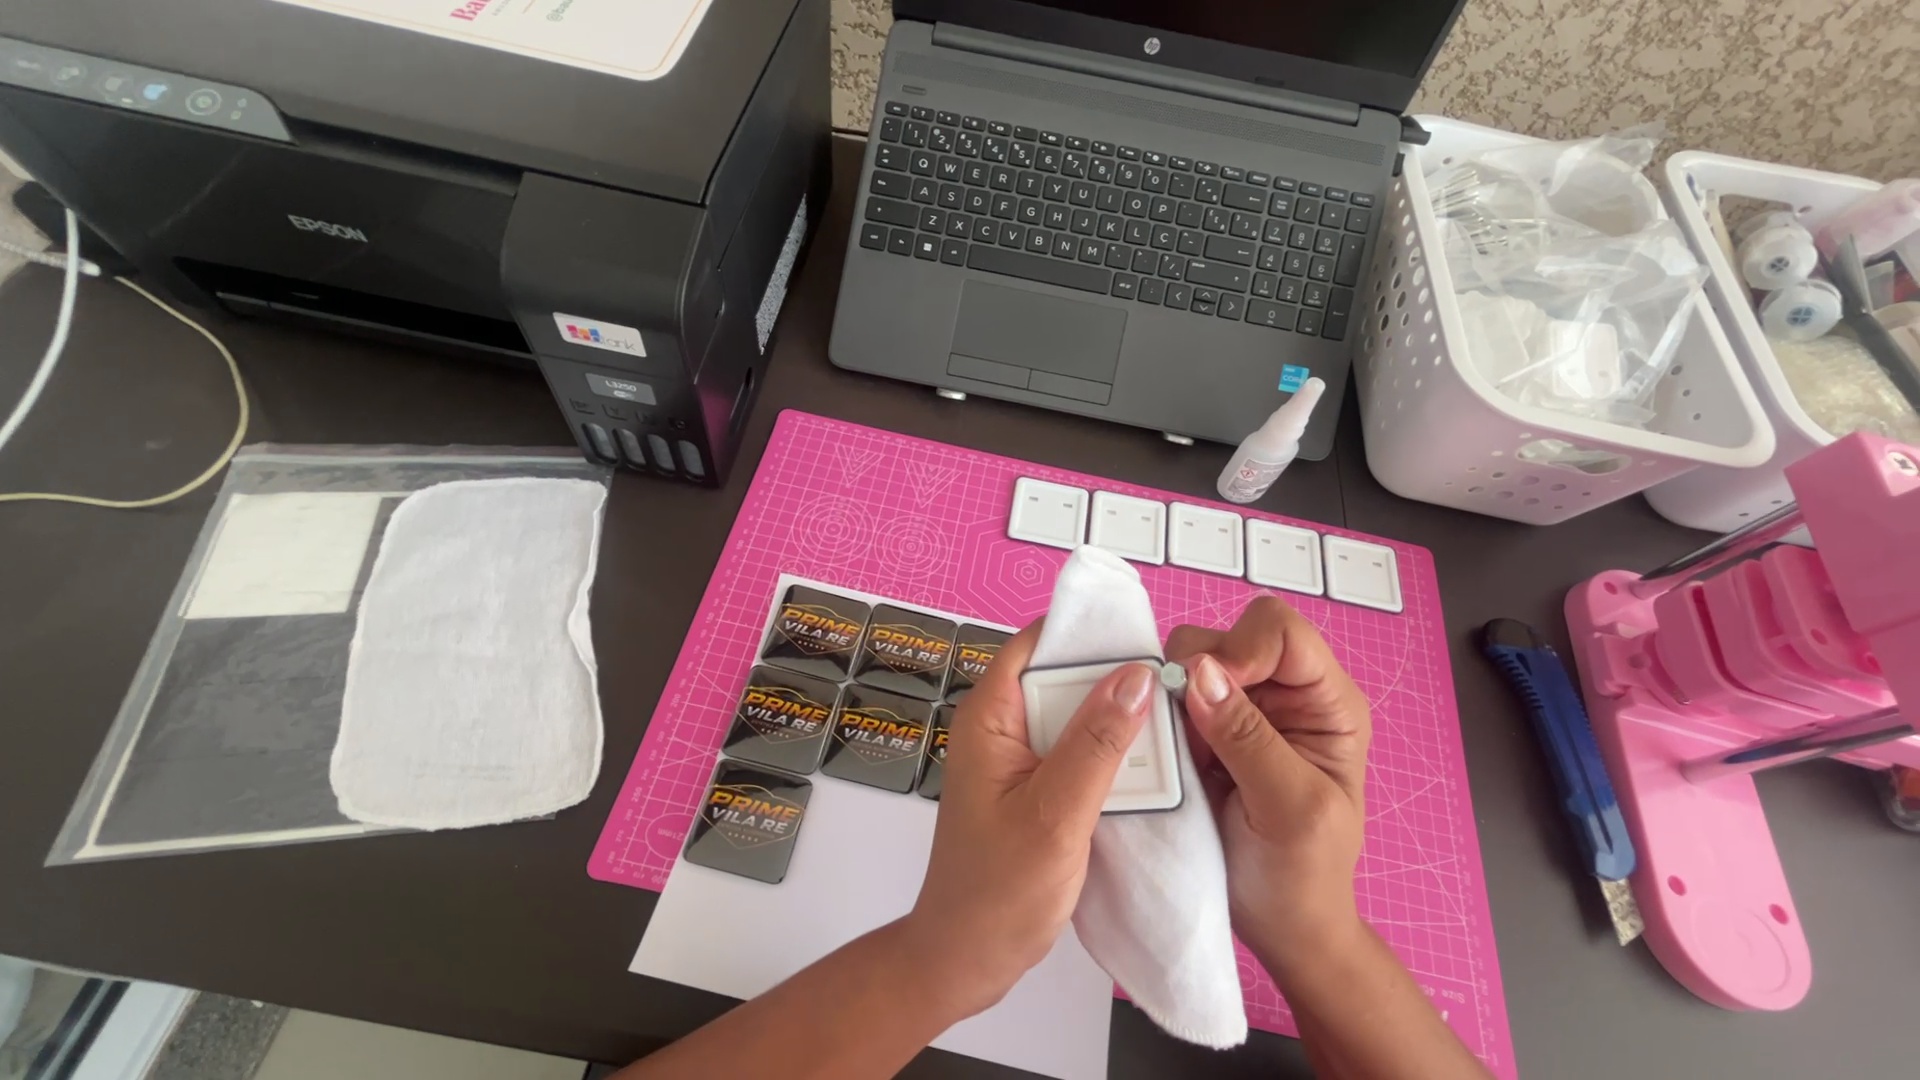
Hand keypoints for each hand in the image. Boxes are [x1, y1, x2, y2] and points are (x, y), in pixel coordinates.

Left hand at [903, 622, 1153, 1018]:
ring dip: (1115, 719)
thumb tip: (1137, 675)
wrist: (967, 958)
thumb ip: (1096, 743)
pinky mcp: (1033, 787)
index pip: (1033, 645)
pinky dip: (1108, 754)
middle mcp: (1000, 727)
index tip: (1140, 634)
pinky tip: (1147, 765)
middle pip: (1058, 677)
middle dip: (1110, 676)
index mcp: (989, 718)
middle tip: (1171, 681)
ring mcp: (1016, 759)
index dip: (1083, 633)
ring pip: (1072, 715)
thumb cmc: (998, 891)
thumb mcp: (1055, 813)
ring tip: (1171, 718)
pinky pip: (1075, 751)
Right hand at [1167, 596, 1372, 980]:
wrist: (1278, 924)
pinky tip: (1167, 753)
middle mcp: (1282, 693)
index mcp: (1325, 700)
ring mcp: (1239, 710)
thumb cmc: (1304, 872)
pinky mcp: (1201, 730)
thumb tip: (1199, 672)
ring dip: (1173, 695)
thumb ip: (1248, 737)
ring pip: (1188, 662)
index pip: (1280, 632)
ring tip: (1180, 748)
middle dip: (1198, 671)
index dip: (1241, 650)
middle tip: (1190, 727)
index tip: (1210, 695)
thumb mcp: (1290, 807)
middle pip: (1226, 636)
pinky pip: (1168, 697)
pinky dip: (1157, 715)